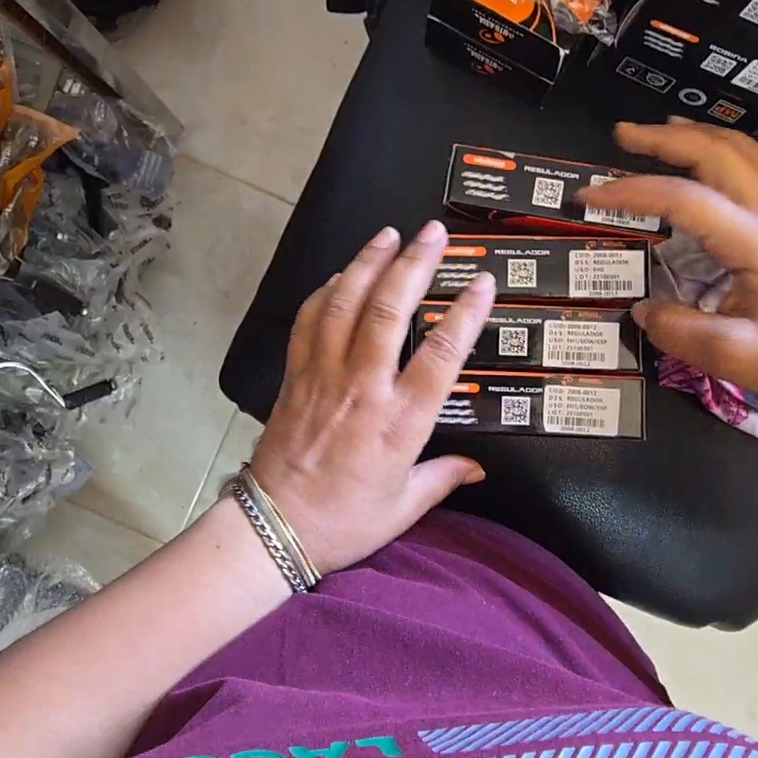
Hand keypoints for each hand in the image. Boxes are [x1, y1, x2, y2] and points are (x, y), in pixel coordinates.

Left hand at [248, 221, 496, 574]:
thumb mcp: (404, 506)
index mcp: (400, 422)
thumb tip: (479, 467)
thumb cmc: (344, 520)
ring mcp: (324, 375)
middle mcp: (363, 387)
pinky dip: (325, 292)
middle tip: (432, 232)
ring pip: (346, 304)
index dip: (466, 313)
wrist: (275, 526)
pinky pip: (309, 321)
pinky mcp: (295, 374)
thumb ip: (444, 477)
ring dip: (368, 263)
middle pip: (391, 311)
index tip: (483, 282)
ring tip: (388, 234)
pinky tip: (342, 275)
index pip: (442, 354)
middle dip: (414, 264)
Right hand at [580, 120, 757, 413]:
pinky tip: (713, 162)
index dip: (630, 192)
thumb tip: (642, 308)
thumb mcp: (730, 356)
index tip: (588, 196)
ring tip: (664, 129)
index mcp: (753, 241)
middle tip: (622, 134)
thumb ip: (676, 329)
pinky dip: (727, 151)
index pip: (682, 198)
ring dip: (700, 135)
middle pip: (718, 153)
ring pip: (745, 153)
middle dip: (665, 138)